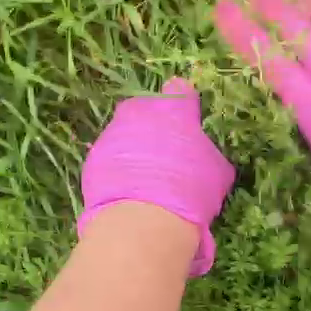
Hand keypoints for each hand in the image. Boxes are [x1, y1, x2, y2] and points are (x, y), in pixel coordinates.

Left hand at [79, 77, 233, 276]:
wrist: (146, 219)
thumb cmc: (191, 189)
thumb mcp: (218, 172)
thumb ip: (209, 153)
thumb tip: (206, 155)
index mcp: (174, 109)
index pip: (180, 90)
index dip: (184, 104)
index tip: (188, 120)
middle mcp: (139, 112)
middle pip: (146, 109)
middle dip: (155, 126)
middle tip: (169, 157)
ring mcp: (112, 133)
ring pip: (126, 134)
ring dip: (137, 151)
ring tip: (150, 182)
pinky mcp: (93, 158)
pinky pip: (111, 159)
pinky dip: (121, 170)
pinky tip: (133, 194)